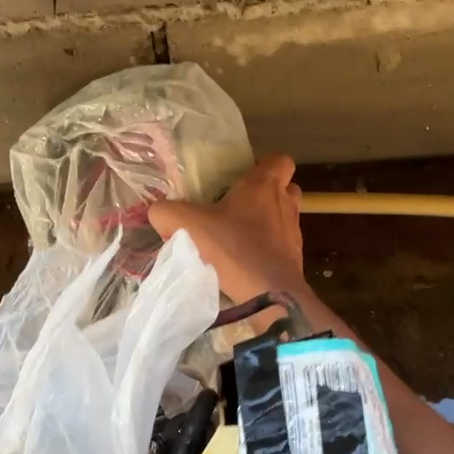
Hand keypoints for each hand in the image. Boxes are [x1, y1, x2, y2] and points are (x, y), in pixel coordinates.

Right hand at [149, 153, 306, 303]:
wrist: (268, 293)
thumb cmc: (232, 248)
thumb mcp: (187, 226)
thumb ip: (167, 213)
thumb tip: (158, 212)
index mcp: (263, 185)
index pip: (279, 160)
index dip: (264, 165)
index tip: (244, 179)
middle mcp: (284, 203)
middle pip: (286, 187)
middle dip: (268, 194)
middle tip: (241, 206)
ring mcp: (293, 232)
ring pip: (285, 216)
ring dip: (269, 222)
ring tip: (242, 235)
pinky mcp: (295, 258)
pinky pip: (283, 245)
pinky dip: (270, 249)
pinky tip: (248, 261)